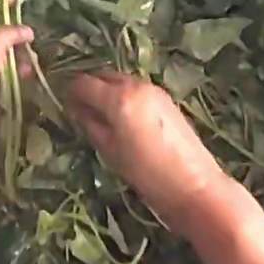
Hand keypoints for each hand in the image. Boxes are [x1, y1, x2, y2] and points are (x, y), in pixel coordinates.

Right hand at [66, 72, 229, 214]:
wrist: (198, 189)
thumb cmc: (149, 175)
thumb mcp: (112, 153)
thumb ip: (90, 125)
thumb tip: (76, 110)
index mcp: (117, 98)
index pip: (83, 83)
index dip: (71, 91)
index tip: (65, 104)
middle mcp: (134, 85)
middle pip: (101, 75)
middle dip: (89, 87)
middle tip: (81, 107)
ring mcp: (152, 90)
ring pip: (119, 79)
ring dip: (107, 89)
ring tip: (103, 112)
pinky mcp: (165, 99)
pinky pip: (135, 88)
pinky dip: (124, 94)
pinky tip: (125, 116)